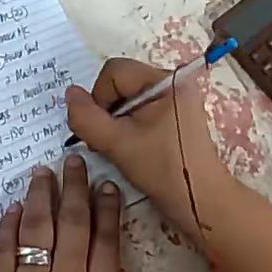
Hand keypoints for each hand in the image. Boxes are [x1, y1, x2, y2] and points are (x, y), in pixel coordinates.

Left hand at [0, 157, 182, 271]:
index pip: (106, 240)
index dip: (108, 210)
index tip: (107, 184)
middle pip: (71, 224)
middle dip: (74, 188)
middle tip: (74, 160)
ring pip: (37, 228)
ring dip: (40, 197)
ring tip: (42, 172)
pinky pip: (4, 250)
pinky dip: (8, 227)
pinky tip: (12, 209)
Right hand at [66, 58, 232, 236]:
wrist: (200, 199)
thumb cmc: (161, 169)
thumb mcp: (115, 143)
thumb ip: (86, 117)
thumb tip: (70, 93)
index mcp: (165, 80)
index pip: (114, 71)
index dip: (99, 97)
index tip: (105, 129)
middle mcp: (175, 81)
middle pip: (121, 81)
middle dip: (108, 109)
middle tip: (108, 140)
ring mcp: (178, 96)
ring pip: (129, 95)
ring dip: (117, 118)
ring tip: (121, 145)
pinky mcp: (178, 111)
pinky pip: (142, 105)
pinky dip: (130, 122)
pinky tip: (133, 144)